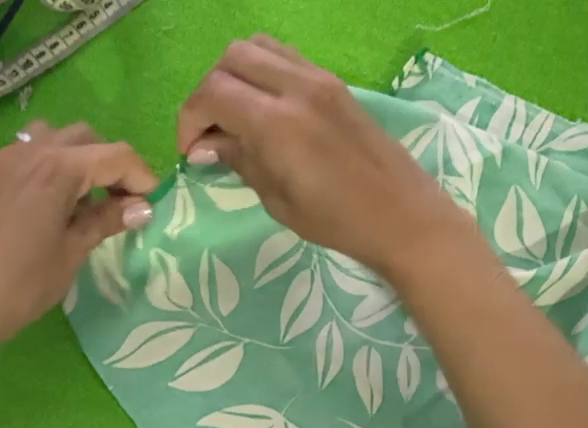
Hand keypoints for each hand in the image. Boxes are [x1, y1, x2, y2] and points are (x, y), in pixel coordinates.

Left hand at [0, 121, 157, 350]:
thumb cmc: (26, 283)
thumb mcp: (73, 251)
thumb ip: (107, 220)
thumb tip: (142, 208)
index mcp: (58, 167)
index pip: (115, 156)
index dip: (140, 177)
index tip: (153, 204)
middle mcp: (34, 150)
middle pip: (88, 139)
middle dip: (113, 166)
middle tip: (126, 204)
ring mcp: (10, 159)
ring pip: (59, 139)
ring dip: (83, 160)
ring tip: (91, 199)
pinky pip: (34, 152)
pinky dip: (56, 165)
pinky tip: (60, 202)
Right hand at [177, 36, 459, 279]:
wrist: (398, 212)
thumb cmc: (334, 220)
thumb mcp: (276, 199)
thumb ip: (239, 160)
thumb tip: (205, 145)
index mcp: (277, 122)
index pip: (212, 93)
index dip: (189, 120)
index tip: (190, 153)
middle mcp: (296, 87)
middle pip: (230, 59)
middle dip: (207, 94)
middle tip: (208, 135)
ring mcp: (318, 78)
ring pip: (256, 48)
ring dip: (233, 78)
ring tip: (232, 120)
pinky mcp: (331, 82)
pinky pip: (283, 57)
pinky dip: (260, 74)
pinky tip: (262, 112)